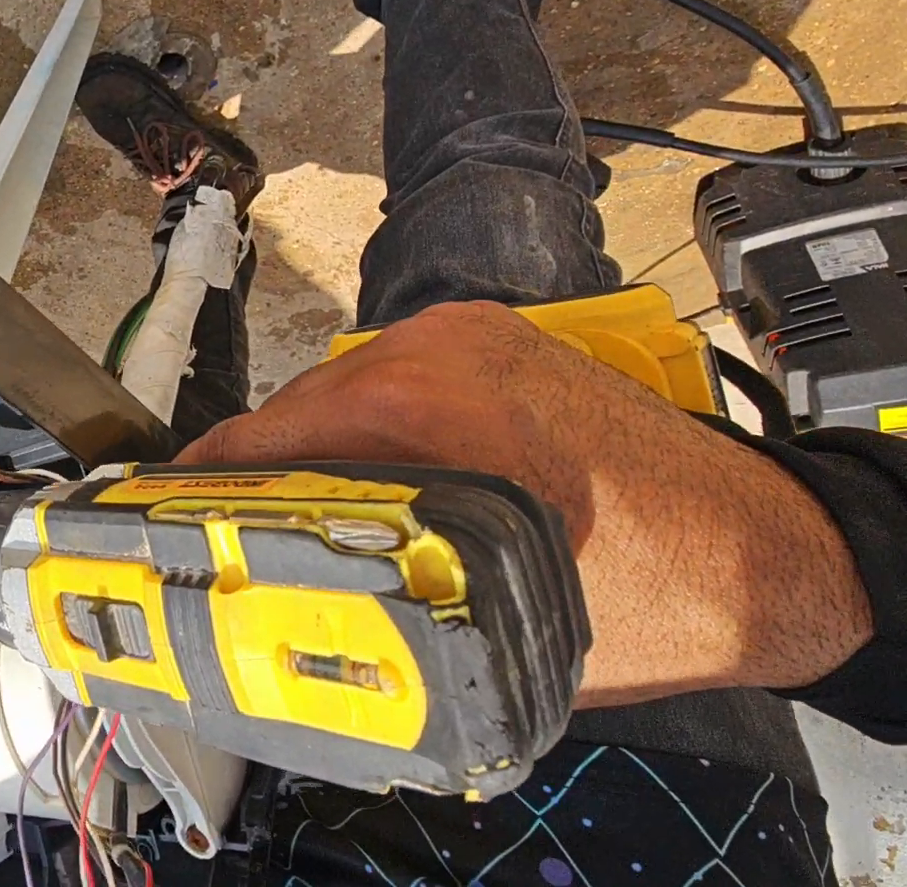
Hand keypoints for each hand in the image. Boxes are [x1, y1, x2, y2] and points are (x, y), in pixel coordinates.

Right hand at [181, 301, 872, 706]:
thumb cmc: (658, 587)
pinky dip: (351, 425)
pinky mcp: (479, 338)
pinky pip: (377, 380)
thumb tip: (273, 605)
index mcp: (429, 401)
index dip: (210, 468)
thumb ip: (367, 587)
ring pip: (334, 389)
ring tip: (284, 502)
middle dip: (257, 464)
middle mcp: (434, 347)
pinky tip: (350, 470)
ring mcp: (459, 333)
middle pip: (298, 406)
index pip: (274, 428)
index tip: (169, 498)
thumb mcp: (488, 609)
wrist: (774, 542)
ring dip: (305, 445)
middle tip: (225, 518)